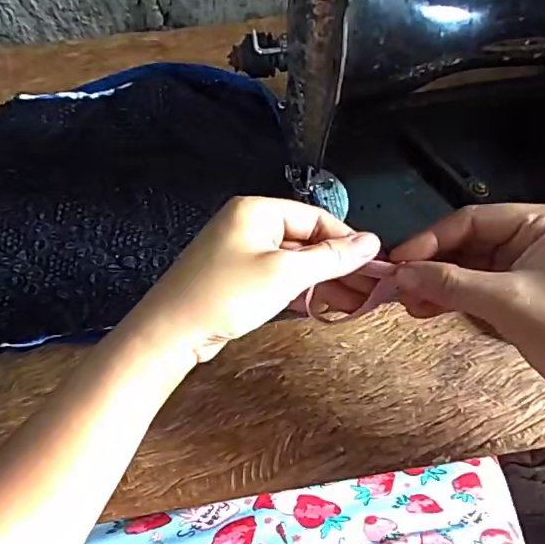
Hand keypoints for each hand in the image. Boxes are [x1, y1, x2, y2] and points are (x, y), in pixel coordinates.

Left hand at [119, 196, 381, 363]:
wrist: (171, 332)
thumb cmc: (222, 296)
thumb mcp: (285, 274)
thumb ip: (329, 257)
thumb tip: (368, 242)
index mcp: (256, 211)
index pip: (316, 217)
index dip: (347, 240)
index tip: (373, 263)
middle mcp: (247, 226)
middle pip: (305, 239)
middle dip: (336, 264)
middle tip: (368, 288)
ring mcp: (240, 253)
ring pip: (293, 262)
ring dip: (321, 281)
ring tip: (354, 302)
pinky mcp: (236, 279)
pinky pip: (276, 278)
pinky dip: (299, 291)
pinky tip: (322, 306)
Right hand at [387, 203, 544, 387]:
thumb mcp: (505, 301)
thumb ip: (450, 283)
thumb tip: (402, 274)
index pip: (473, 219)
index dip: (431, 240)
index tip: (399, 261)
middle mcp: (536, 236)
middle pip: (468, 242)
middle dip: (433, 266)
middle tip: (400, 286)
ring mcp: (529, 264)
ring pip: (469, 266)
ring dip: (439, 284)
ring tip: (410, 303)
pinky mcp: (523, 290)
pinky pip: (478, 286)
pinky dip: (454, 297)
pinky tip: (429, 308)